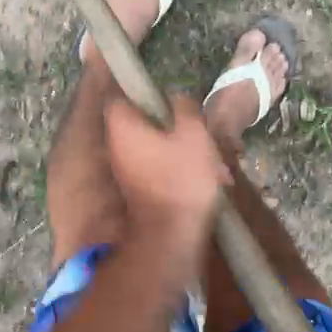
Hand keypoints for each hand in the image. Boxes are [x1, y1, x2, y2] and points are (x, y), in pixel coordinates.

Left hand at [104, 94, 230, 249]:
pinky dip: (178, 170)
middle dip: (173, 126)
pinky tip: (209, 180)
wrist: (170, 239)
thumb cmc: (180, 179)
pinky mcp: (136, 191)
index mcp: (121, 126)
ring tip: (216, 164)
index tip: (167, 97)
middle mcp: (115, 147)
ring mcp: (123, 171)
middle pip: (141, 123)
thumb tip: (176, 95)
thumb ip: (184, 107)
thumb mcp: (193, 133)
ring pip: (154, 148)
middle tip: (200, 131)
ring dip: (182, 150)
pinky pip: (157, 169)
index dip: (143, 93)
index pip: (120, 96)